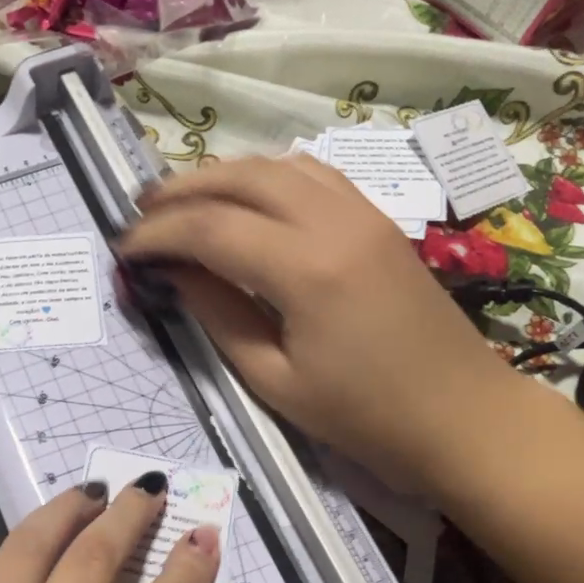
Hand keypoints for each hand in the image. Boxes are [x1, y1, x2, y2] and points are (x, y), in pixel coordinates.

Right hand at [119, 156, 524, 494]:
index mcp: (305, 269)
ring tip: (181, 200)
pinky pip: (311, 174)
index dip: (158, 234)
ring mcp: (362, 213)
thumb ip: (218, 315)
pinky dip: (265, 176)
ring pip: (277, 165)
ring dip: (222, 174)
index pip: (210, 227)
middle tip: (139, 212)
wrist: (460, 416)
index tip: (123, 249)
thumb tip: (172, 273)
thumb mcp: (273, 379)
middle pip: (241, 178)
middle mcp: (334, 222)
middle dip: (181, 189)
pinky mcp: (377, 220)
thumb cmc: (362, 415)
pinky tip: (244, 200)